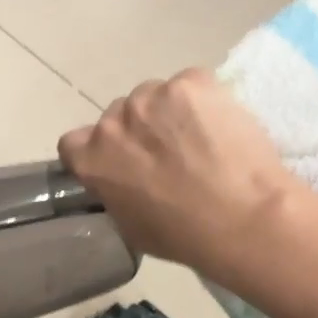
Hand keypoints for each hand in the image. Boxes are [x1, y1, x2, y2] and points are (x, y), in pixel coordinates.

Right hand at [59, 70, 307, 269]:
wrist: (242, 217)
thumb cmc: (181, 235)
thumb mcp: (127, 224)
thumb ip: (112, 190)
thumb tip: (121, 181)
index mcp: (91, 158)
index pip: (75, 142)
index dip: (97, 149)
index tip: (119, 162)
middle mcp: (114, 121)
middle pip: (119, 115)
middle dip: (138, 130)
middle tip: (167, 154)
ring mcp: (153, 97)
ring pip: (154, 96)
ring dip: (168, 112)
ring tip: (198, 137)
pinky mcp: (193, 82)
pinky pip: (190, 83)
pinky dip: (202, 100)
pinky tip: (219, 124)